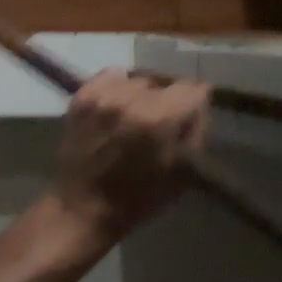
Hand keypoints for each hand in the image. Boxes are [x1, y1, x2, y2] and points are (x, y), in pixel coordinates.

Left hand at [54, 68, 210, 241]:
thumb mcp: (182, 173)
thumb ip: (196, 132)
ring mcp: (102, 95)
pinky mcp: (81, 95)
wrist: (82, 206)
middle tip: (163, 118)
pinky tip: (117, 106)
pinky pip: (110, 76)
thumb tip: (200, 103)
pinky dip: (117, 87)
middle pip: (163, 82)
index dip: (195, 101)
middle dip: (168, 98)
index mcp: (159, 120)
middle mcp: (130, 99)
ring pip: (137, 79)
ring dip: (142, 93)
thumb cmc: (138, 199)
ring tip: (138, 114)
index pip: (192, 88)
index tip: (191, 112)